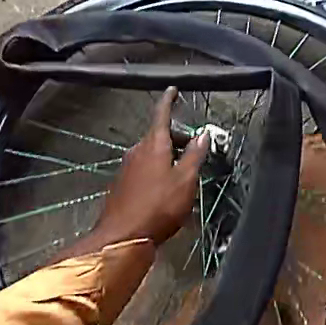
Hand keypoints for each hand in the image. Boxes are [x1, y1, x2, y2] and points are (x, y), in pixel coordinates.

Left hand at [84, 87, 206, 248]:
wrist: (122, 235)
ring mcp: (127, 166)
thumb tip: (202, 134)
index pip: (161, 114)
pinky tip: (167, 188)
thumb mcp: (185, 181)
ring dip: (169, 155)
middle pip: (159, 135)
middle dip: (178, 137)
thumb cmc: (158, 206)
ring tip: (186, 172)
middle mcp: (137, 150)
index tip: (173, 89)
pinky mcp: (123, 182)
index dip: (168, 100)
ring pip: (152, 152)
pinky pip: (145, 167)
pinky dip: (159, 168)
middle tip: (195, 149)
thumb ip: (195, 156)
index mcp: (153, 144)